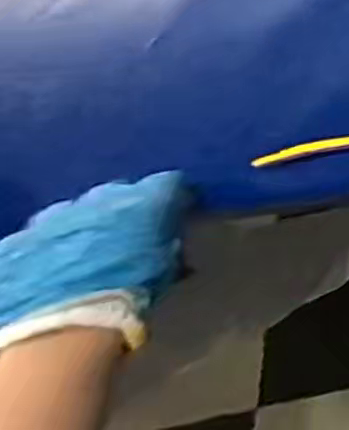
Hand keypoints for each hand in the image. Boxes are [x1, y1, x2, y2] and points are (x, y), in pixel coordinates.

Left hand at [0, 173, 189, 350]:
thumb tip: (167, 242)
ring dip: (75, 225)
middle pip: (113, 193)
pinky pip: (27, 241)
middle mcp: (100, 199)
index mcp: (148, 198)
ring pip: (66, 212)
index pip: (168, 182)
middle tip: (123, 233)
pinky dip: (38, 251)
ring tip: (76, 250)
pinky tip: (41, 270)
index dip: (170, 198)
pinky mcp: (8, 247)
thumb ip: (168, 242)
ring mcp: (48, 222)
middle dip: (118, 208)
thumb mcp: (167, 263)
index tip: (173, 214)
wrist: (58, 325)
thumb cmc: (129, 289)